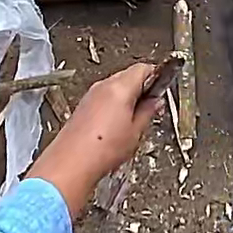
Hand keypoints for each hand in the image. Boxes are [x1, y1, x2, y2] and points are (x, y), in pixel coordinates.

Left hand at [26, 62, 159, 216]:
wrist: (70, 164)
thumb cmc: (102, 149)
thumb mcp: (136, 132)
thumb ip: (148, 111)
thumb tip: (155, 101)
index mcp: (120, 87)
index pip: (143, 68)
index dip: (156, 76)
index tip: (162, 88)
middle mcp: (104, 86)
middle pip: (128, 75)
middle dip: (142, 87)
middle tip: (150, 106)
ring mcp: (91, 94)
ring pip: (115, 86)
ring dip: (127, 96)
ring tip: (133, 120)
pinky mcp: (83, 105)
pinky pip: (103, 96)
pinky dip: (113, 104)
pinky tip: (115, 125)